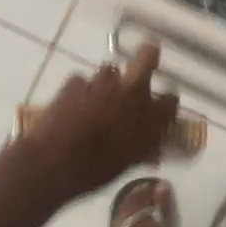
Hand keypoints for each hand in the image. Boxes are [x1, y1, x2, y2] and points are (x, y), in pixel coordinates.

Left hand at [11, 43, 179, 203]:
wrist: (54, 163)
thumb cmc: (96, 170)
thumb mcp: (129, 162)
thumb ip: (144, 147)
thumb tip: (152, 147)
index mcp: (151, 116)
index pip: (171, 99)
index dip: (165, 101)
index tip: (159, 106)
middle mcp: (133, 91)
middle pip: (148, 56)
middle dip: (148, 56)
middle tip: (144, 62)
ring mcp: (102, 81)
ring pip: (110, 71)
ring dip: (106, 83)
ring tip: (95, 101)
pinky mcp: (76, 80)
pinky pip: (83, 82)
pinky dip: (80, 92)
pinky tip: (72, 108)